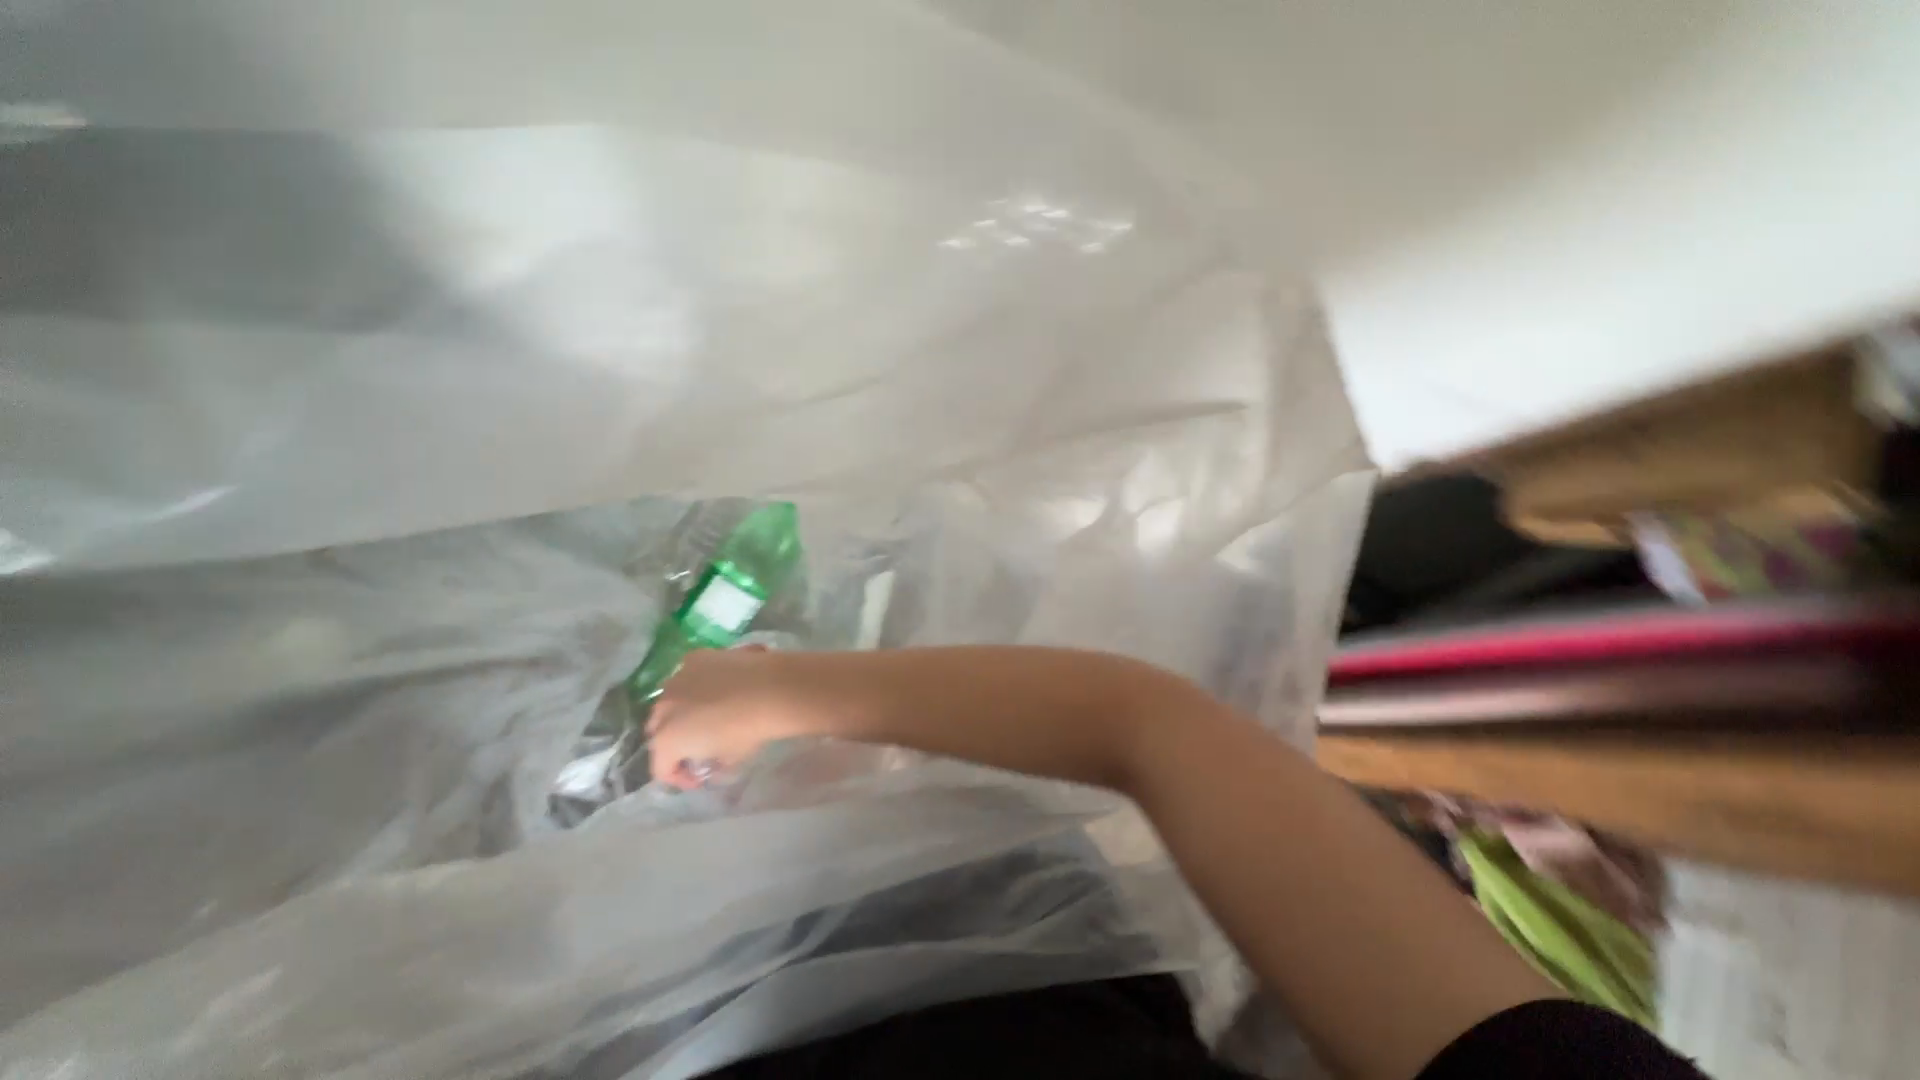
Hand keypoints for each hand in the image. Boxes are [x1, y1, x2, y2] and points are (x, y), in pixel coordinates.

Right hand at [646, 647, 826, 787]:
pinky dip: (696, 684)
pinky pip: (687, 676)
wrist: (769, 690)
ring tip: (706, 712)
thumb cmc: (748, 731)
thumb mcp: (730, 758)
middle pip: (658, 730)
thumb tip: (712, 762)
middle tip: (697, 745)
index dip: (679, 778)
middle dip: (674, 741)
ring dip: (681, 710)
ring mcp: (676, 679)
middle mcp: (662, 707)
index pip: (661, 768)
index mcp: (667, 739)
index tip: (698, 778)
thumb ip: (713, 763)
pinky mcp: (694, 658)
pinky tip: (718, 685)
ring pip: (669, 699)